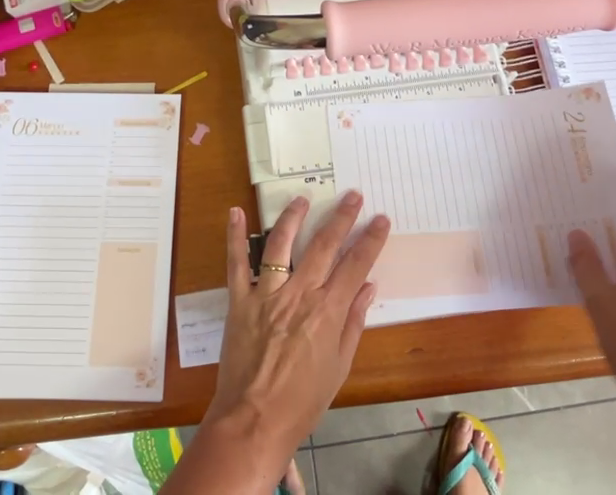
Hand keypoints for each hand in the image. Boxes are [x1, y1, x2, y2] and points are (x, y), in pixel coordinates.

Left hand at [205, 192, 389, 457]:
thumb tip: (368, 286)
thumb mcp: (340, 365)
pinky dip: (235, 236)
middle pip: (323, 245)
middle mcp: (299, 293)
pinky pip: (236, 262)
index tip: (380, 219)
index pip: (355, 264)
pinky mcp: (239, 300)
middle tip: (353, 195)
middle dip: (341, 217)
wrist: (254, 420)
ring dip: (294, 217)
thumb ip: (353, 322)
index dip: (370, 239)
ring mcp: (266, 293)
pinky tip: (236, 212)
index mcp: (328, 310)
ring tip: (303, 198)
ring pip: (280, 243)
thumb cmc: (303, 400)